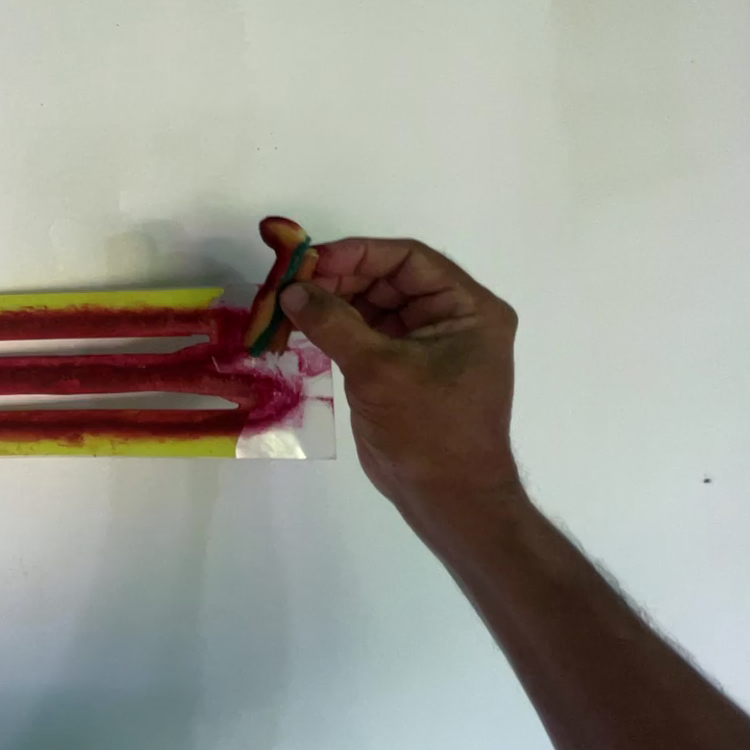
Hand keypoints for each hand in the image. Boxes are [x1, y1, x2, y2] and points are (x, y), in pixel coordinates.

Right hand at [278, 238, 521, 521]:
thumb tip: (289, 290)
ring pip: (366, 303)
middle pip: (384, 278)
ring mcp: (419, 342)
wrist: (444, 495)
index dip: (357, 254)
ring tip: (284, 307)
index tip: (308, 263)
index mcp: (466, 309)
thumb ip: (332, 323)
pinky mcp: (395, 364)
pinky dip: (327, 325)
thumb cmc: (428, 427)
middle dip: (335, 279)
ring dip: (326, 302)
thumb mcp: (378, 369)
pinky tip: (296, 327)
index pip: (408, 260)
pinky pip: (358, 330)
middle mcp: (446, 318)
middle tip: (287, 287)